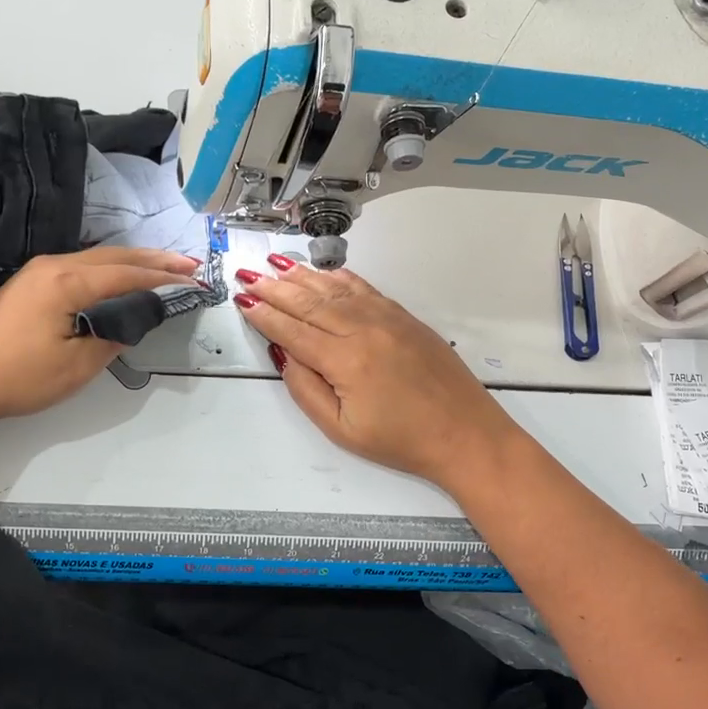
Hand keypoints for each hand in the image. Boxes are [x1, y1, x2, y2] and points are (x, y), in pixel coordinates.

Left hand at [0, 246, 200, 420]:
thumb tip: (131, 323)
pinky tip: (120, 278)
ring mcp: (37, 272)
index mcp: (66, 282)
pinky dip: (107, 270)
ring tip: (164, 268)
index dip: (162, 277)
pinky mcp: (28, 283)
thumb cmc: (18, 377)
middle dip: (152, 260)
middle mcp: (52, 266)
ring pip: (95, 258)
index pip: (125, 273)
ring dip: (130, 263)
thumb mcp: (76, 367)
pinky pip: (79, 267)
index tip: (194, 277)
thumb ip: (111, 339)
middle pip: (112, 256)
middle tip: (188, 265)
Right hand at [233, 255, 518, 482]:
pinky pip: (364, 289)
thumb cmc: (401, 442)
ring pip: (335, 290)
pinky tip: (322, 273)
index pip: (293, 331)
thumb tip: (284, 354)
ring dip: (301, 277)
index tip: (242, 300)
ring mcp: (387, 319)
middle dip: (274, 289)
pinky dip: (339, 278)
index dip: (264, 315)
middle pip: (309, 303)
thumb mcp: (341, 430)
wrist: (465, 435)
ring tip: (274, 266)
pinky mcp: (405, 318)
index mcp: (345, 360)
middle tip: (247, 274)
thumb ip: (306, 390)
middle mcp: (364, 330)